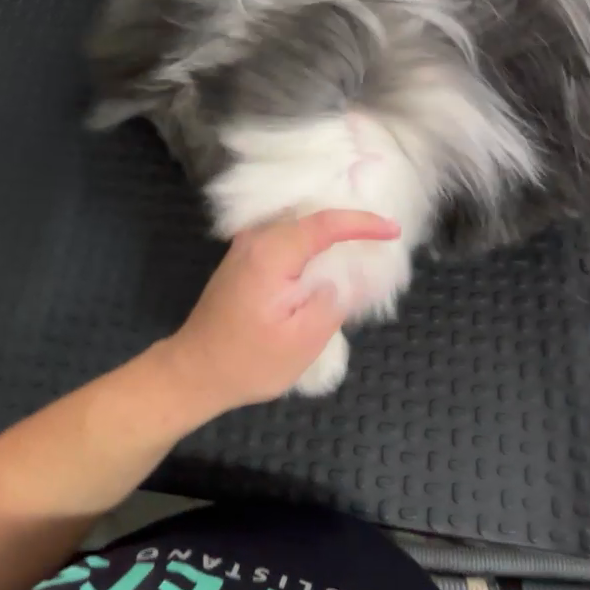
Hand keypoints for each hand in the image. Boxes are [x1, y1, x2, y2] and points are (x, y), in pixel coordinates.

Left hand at [158, 210, 399, 413]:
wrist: (195, 371)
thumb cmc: (248, 361)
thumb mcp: (302, 340)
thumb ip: (334, 301)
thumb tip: (357, 273)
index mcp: (271, 253)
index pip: (325, 223)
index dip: (363, 223)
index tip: (394, 230)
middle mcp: (256, 239)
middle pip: (311, 218)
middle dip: (349, 224)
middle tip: (385, 236)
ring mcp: (246, 246)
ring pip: (298, 226)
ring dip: (330, 233)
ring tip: (364, 244)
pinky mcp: (244, 258)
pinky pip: (286, 238)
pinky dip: (312, 243)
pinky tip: (329, 258)